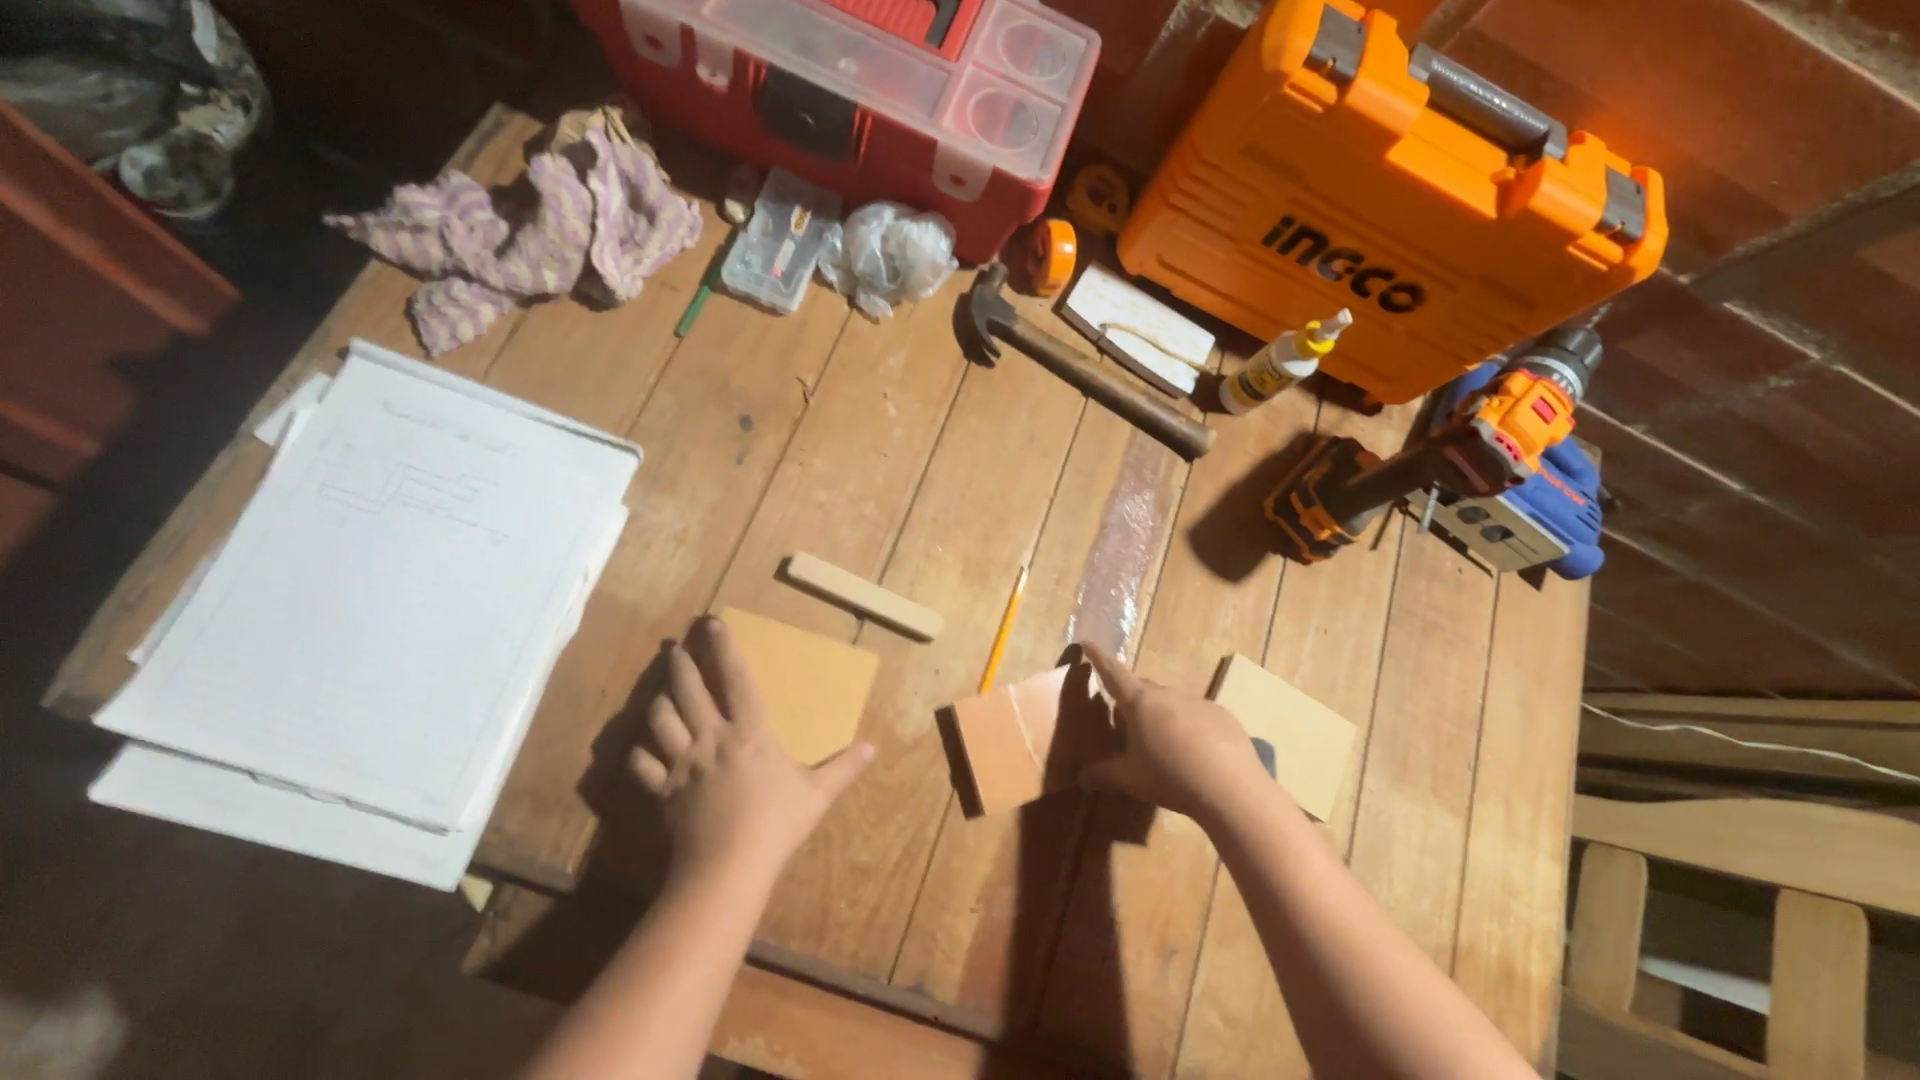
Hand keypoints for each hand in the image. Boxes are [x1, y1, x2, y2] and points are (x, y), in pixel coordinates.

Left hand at [631, 616, 872, 887]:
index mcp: (750, 732)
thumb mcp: (818, 794)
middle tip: (674, 648)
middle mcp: (711, 738)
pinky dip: (639, 754)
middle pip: (689, 691)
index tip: (712, 623)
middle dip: (681, 665)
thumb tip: (872, 747)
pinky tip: (642, 750)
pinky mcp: (663, 791)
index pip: (737, 680)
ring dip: (658, 702)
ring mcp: (682, 764)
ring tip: (660, 692)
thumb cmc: (776, 824)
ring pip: (660, 720)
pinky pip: (642, 765)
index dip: (725, 648)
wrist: (727, 866)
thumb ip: (843, 768)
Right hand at [1079, 643, 1273, 823]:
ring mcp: (1198, 702)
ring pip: (1171, 703)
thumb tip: (1081, 778)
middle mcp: (1167, 694)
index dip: (1098, 657)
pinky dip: (1188, 727)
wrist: (1231, 788)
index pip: (1113, 672)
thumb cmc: (1169, 777)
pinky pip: (1197, 716)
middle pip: (1143, 688)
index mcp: (1139, 702)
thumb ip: (1102, 775)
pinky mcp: (1222, 715)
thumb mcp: (1129, 779)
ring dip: (1161, 716)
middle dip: (1131, 699)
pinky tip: (1194, 754)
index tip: (1088, 642)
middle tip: (1124, 719)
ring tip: (1161, 745)